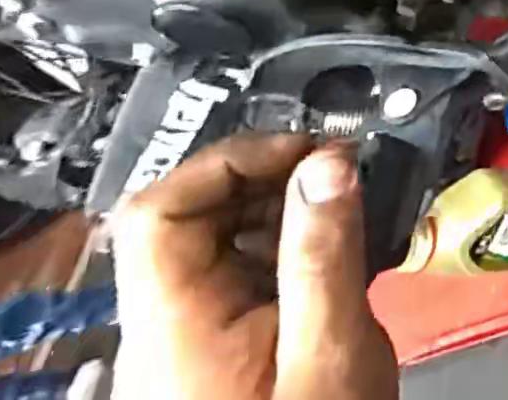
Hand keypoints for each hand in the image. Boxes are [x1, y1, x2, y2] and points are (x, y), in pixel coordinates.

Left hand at [112, 135, 397, 399]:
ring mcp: (194, 333)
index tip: (309, 153)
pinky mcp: (223, 341)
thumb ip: (325, 254)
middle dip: (269, 175)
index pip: (159, 211)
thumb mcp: (330, 353)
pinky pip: (244, 264)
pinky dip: (292, 236)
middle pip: (190, 214)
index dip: (228, 161)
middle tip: (341, 172)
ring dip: (285, 202)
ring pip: (219, 234)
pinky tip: (337, 244)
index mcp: (175, 324)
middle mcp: (169, 321)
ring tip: (347, 203)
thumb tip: (331, 158)